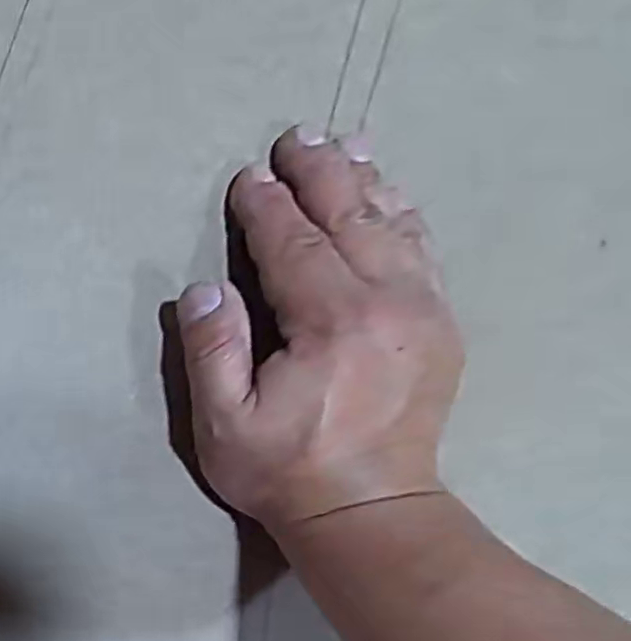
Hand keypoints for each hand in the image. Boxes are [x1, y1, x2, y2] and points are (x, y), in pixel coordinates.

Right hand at [176, 126, 464, 530]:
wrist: (365, 505)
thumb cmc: (277, 467)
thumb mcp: (222, 417)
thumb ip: (213, 349)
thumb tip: (203, 289)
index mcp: (333, 322)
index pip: (293, 249)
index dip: (267, 211)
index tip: (248, 177)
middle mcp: (391, 302)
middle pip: (353, 222)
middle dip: (322, 177)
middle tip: (300, 136)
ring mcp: (424, 311)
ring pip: (397, 228)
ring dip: (368, 184)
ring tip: (348, 148)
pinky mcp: (437, 326)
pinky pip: (421, 253)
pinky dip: (402, 217)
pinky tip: (390, 201)